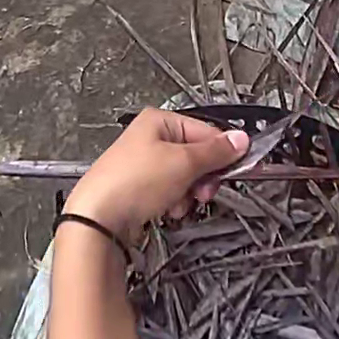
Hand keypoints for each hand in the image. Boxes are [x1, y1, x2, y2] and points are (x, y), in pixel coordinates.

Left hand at [64, 109, 249, 241]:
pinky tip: (166, 208)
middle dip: (203, 177)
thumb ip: (215, 152)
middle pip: (197, 155)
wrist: (99, 217)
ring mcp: (146, 164)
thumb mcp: (184, 163)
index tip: (236, 168)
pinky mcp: (142, 187)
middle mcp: (151, 138)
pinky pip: (172, 191)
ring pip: (186, 177)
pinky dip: (174, 201)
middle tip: (201, 189)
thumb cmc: (131, 181)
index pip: (206, 131)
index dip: (222, 152)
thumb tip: (239, 139)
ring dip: (189, 193)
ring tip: (178, 200)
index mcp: (160, 121)